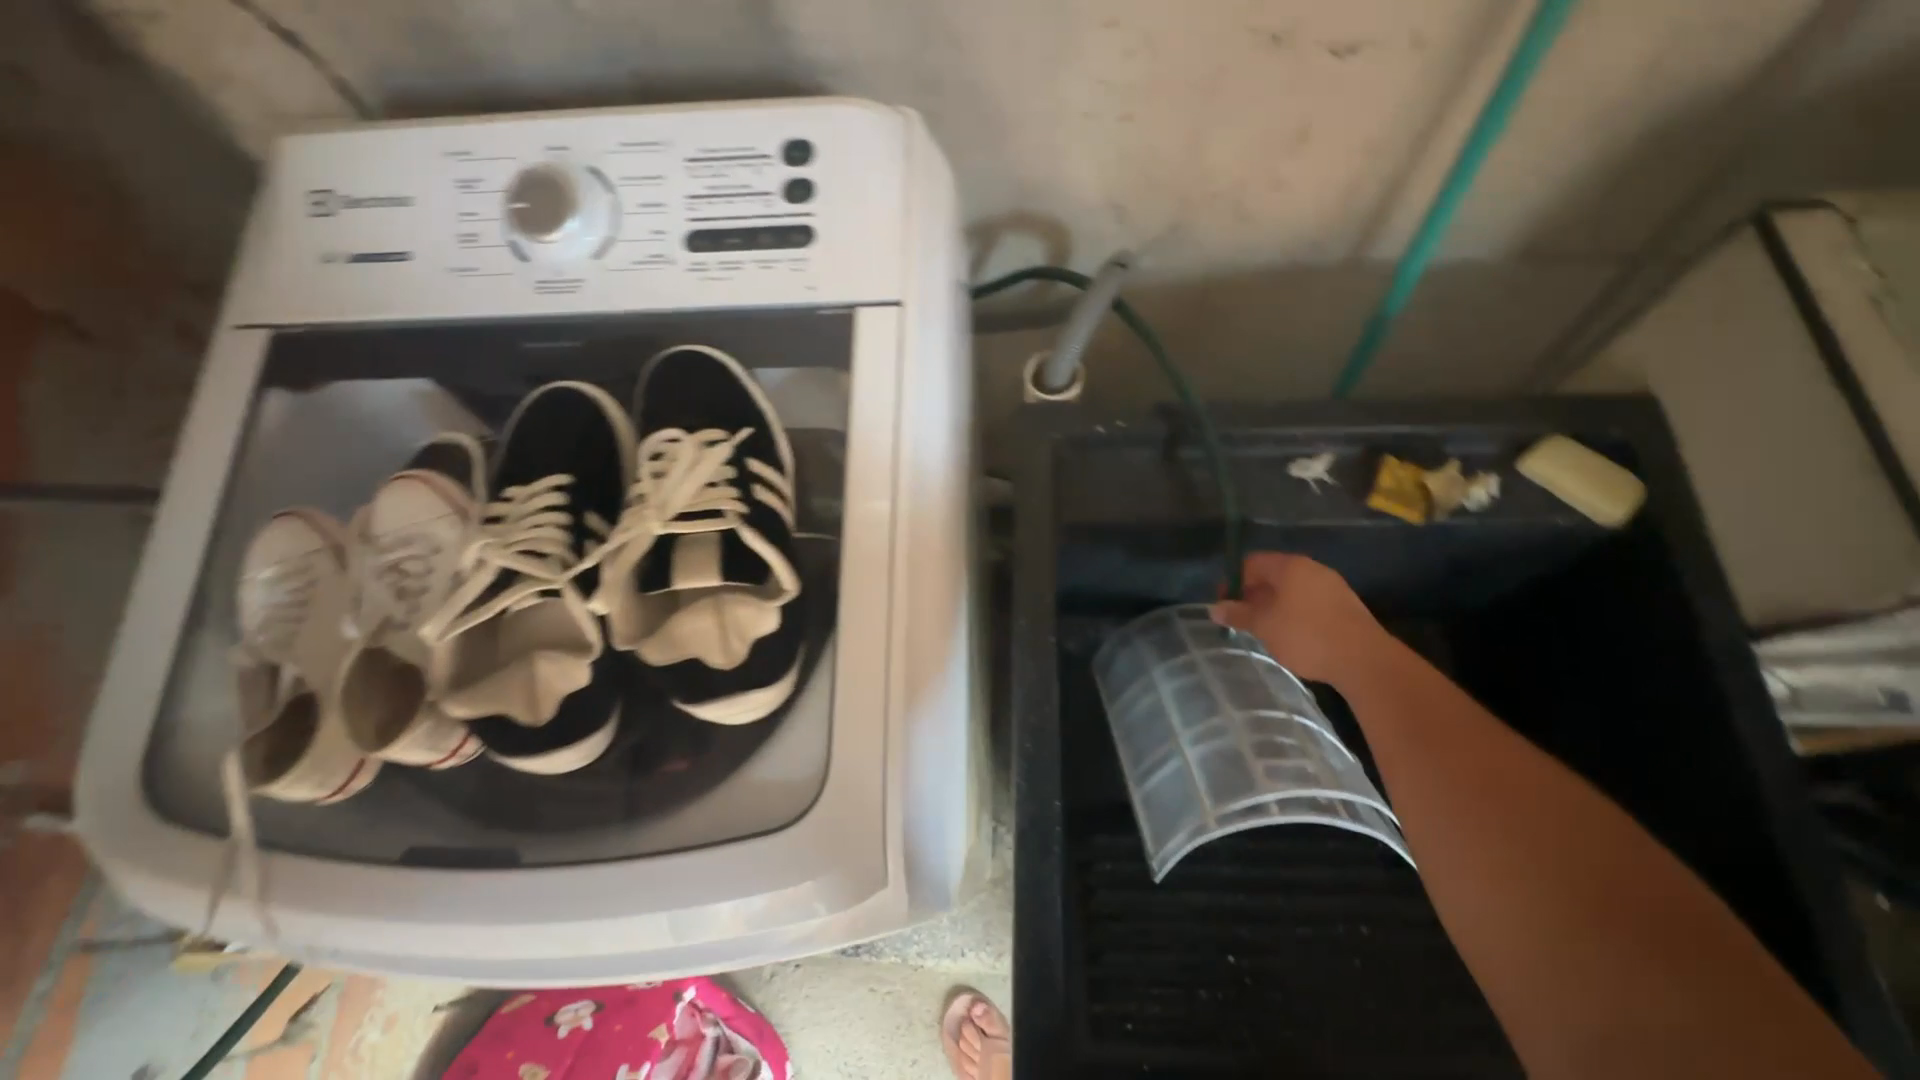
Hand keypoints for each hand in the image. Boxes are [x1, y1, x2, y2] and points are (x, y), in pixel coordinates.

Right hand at [1210, 553, 1389, 686]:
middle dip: (1253, 595)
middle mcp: (1312, 569)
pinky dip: (1294, 614)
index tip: (1224, 604)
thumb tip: (1214, 608)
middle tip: (1241, 620)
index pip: (1252, 562)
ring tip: (1264, 631)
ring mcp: (1332, 586)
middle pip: (1273, 575)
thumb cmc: (1306, 635)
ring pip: (1292, 591)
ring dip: (1274, 606)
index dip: (1233, 581)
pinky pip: (1309, 603)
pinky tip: (1291, 636)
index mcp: (1290, 566)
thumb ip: (1238, 614)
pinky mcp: (1345, 606)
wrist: (1363, 659)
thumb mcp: (1264, 626)